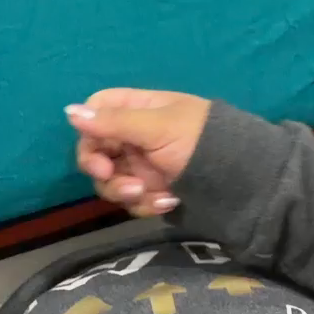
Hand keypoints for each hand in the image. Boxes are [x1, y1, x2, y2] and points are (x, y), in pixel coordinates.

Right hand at [66, 89, 211, 216]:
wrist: (246, 182)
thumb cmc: (202, 142)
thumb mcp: (157, 127)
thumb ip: (113, 122)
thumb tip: (68, 110)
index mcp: (138, 109)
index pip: (97, 111)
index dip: (89, 130)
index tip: (96, 148)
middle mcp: (135, 136)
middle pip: (96, 151)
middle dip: (104, 170)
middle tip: (114, 178)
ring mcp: (143, 166)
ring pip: (110, 181)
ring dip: (125, 191)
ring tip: (150, 194)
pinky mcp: (153, 192)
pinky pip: (132, 201)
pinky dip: (147, 204)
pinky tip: (170, 202)